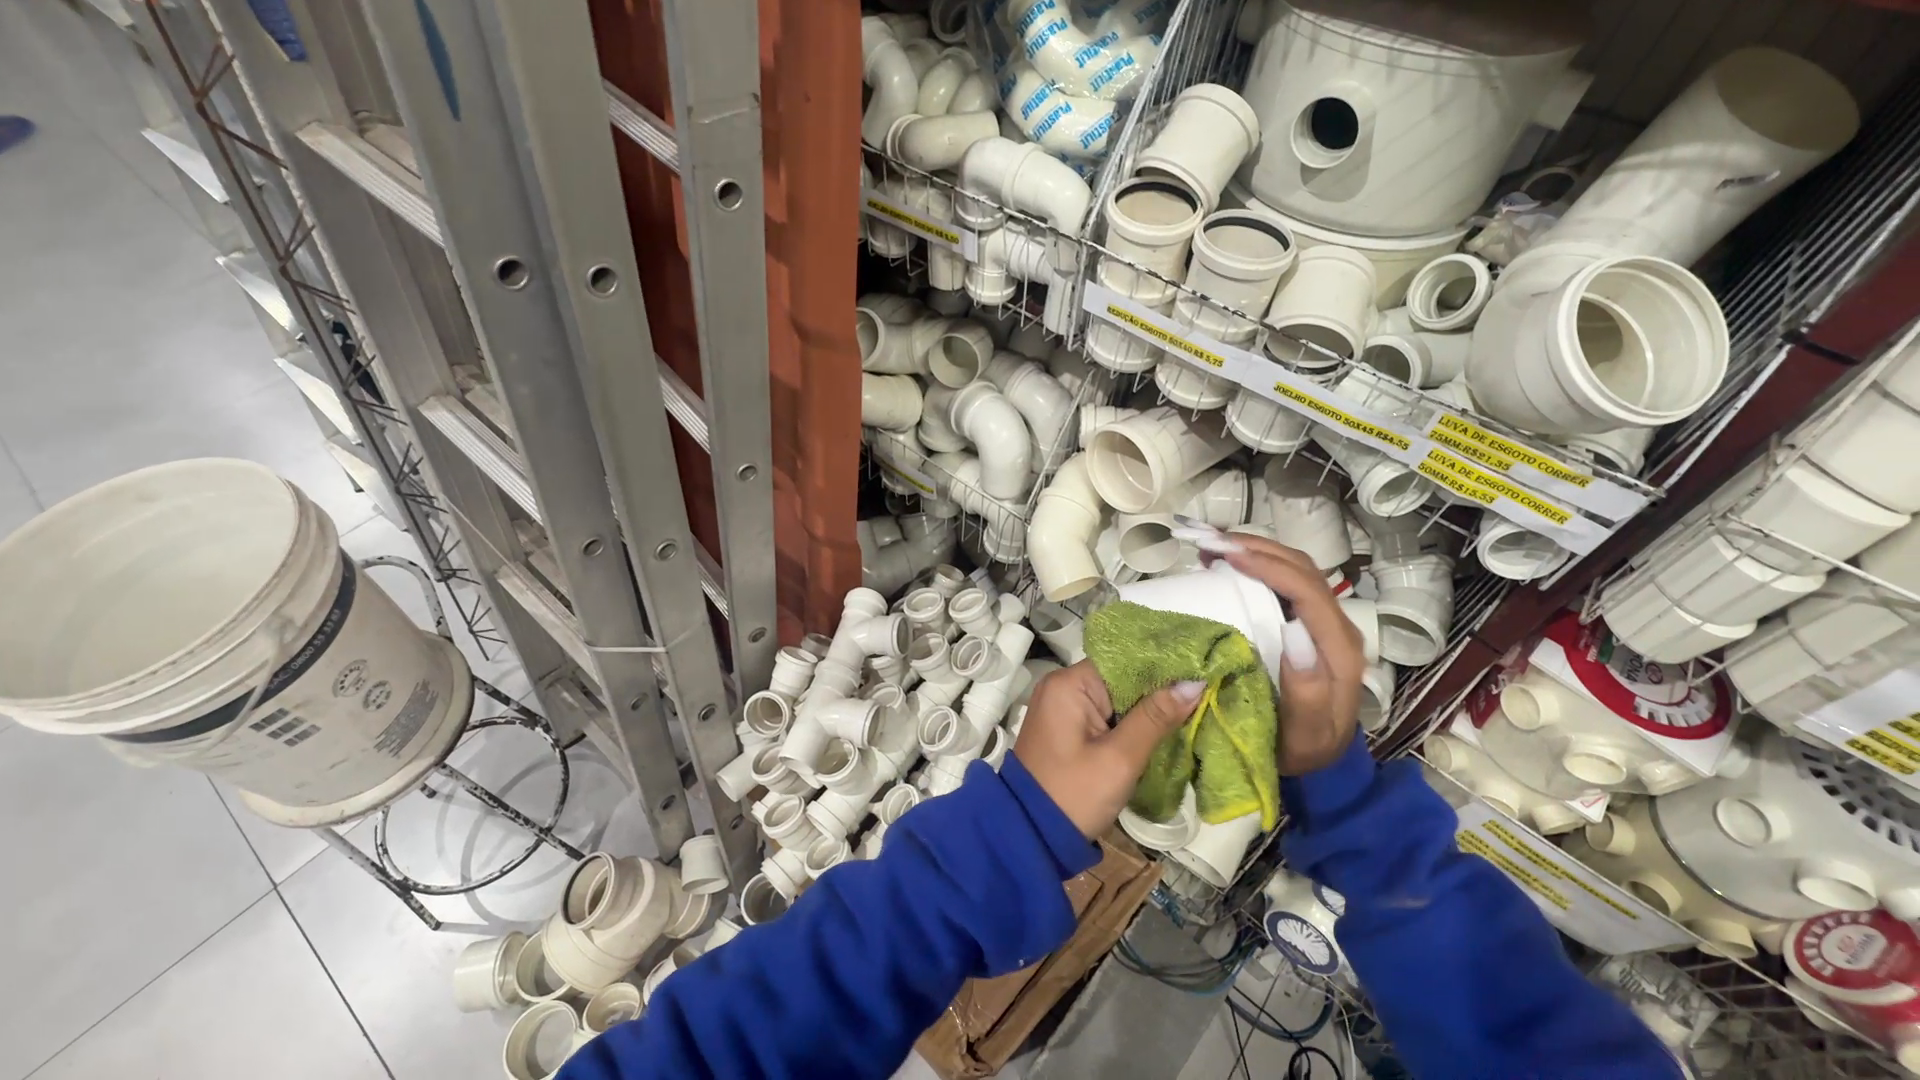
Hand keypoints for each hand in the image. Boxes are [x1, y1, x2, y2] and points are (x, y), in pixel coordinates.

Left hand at [1013, 662, 1205, 838]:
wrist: (1031, 837)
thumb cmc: (1074, 795)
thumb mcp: (1119, 759)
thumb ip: (1155, 718)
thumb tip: (1194, 682)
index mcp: (1069, 684)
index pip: (1125, 662)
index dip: (1164, 669)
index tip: (1202, 674)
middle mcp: (1063, 687)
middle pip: (1122, 679)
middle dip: (1160, 690)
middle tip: (1204, 696)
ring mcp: (1064, 709)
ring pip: (1117, 699)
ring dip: (1148, 709)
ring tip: (1193, 710)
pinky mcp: (1069, 730)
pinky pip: (1107, 716)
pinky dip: (1131, 724)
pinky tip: (1163, 730)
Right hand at [1212, 535, 1366, 774]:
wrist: (1321, 759)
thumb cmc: (1305, 750)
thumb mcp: (1306, 736)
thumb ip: (1307, 692)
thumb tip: (1295, 632)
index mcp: (1338, 650)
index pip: (1307, 590)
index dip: (1269, 566)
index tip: (1225, 555)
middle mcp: (1337, 627)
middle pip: (1302, 570)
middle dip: (1256, 548)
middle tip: (1208, 540)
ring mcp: (1324, 622)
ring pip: (1296, 568)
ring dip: (1256, 550)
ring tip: (1212, 544)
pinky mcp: (1309, 623)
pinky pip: (1287, 580)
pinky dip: (1257, 562)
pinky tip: (1226, 560)